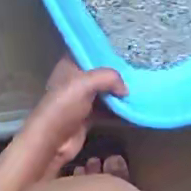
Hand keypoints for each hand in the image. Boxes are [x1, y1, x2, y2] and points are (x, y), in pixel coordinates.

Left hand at [16, 57, 127, 173]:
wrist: (52, 141)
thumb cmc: (64, 105)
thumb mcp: (86, 83)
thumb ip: (109, 78)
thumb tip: (126, 89)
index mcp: (69, 67)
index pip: (87, 52)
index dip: (102, 50)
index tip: (123, 49)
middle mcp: (75, 81)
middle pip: (99, 73)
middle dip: (116, 72)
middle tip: (136, 69)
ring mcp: (81, 100)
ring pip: (104, 91)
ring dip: (118, 92)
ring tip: (139, 86)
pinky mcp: (87, 117)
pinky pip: (106, 109)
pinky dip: (118, 109)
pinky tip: (133, 106)